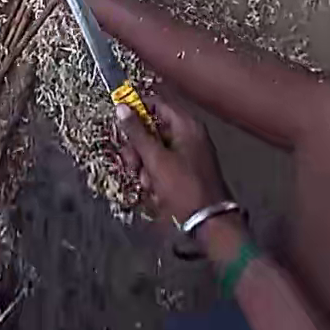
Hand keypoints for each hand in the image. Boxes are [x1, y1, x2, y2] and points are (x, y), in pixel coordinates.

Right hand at [114, 97, 231, 227]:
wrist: (210, 225)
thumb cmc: (183, 187)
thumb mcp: (155, 159)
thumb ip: (137, 133)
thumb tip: (121, 106)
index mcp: (186, 125)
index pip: (157, 104)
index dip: (136, 111)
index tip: (120, 123)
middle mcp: (190, 134)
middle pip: (155, 128)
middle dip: (139, 146)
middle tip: (131, 162)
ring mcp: (191, 153)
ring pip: (157, 148)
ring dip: (145, 164)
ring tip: (144, 181)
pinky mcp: (189, 171)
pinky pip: (166, 163)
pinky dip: (156, 174)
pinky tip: (153, 189)